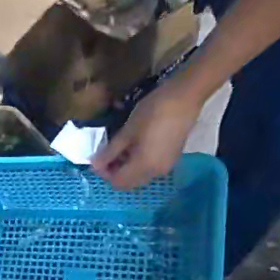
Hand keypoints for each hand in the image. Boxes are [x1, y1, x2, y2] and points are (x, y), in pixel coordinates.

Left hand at [92, 77, 207, 189]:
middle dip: (115, 172)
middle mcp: (156, 173)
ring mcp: (166, 167)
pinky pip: (150, 168)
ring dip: (126, 168)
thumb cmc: (153, 112)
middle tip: (105, 154)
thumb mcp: (128, 131)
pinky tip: (134, 146)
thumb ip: (110, 151)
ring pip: (140, 176)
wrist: (185, 97)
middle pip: (130, 182)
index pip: (118, 182)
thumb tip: (94, 165)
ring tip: (119, 148)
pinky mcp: (172, 158)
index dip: (104, 173)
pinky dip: (138, 163)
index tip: (96, 158)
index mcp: (144, 167)